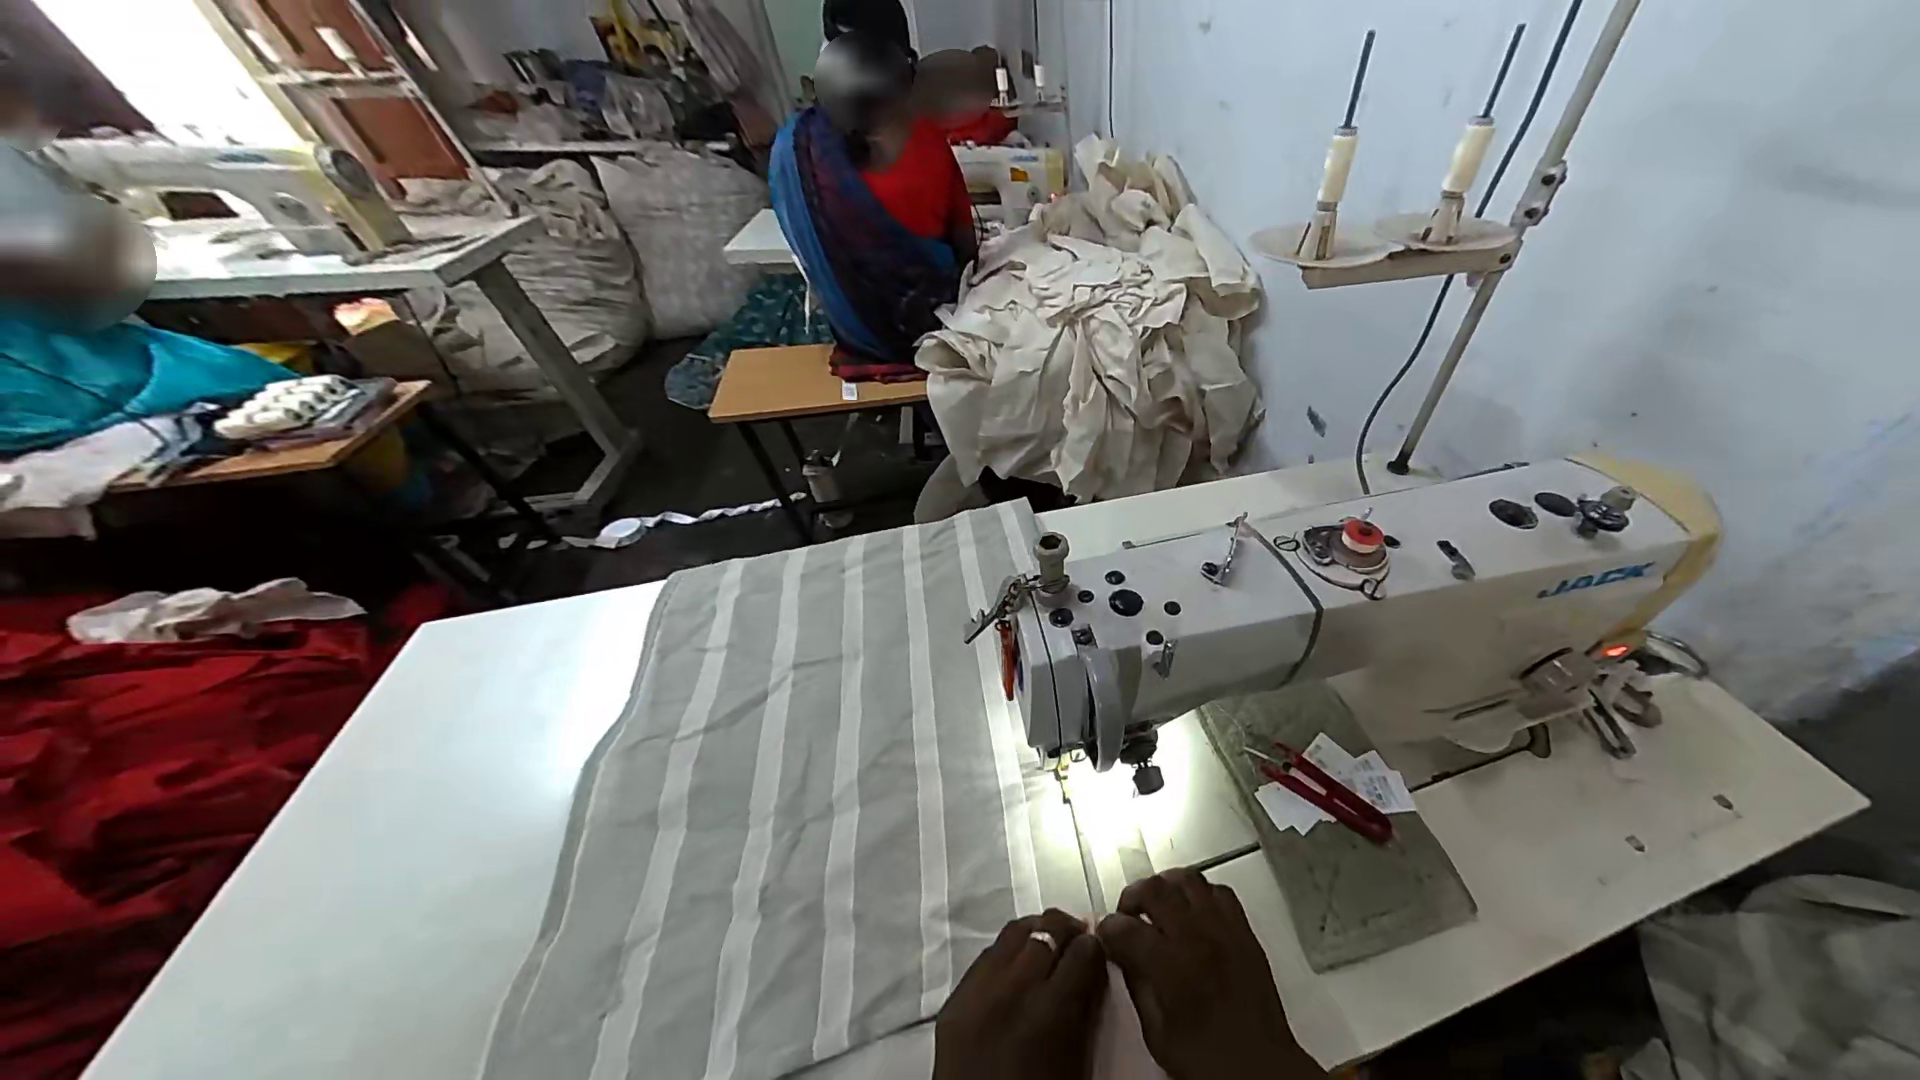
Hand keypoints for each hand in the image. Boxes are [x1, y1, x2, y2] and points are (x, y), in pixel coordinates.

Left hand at [933, 908, 1107, 1079]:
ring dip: (1036, 932)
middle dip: (1067, 929)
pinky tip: (1017, 961)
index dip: (1095, 946)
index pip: (1081, 954)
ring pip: (1013, 934)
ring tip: (1049, 940)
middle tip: (1080, 935)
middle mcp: (1013, 990)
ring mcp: (977, 990)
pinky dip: (1007, 952)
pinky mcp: (954, 999)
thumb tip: (1092, 968)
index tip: (1101, 945)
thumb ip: (1084, 1011)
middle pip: (1046, 932)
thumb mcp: (1076, 1063)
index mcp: (1050, 1013)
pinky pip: (986, 957)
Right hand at [1097, 869, 1324, 1079]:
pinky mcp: (1245, 933)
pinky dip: (1200, 894)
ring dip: (1165, 887)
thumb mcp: (1156, 1033)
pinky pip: (1219, 892)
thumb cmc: (1209, 1062)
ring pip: (1187, 879)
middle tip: (1128, 914)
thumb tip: (1121, 954)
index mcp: (1170, 966)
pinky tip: (1193, 911)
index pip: (1124, 926)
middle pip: (1153, 888)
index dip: (1108, 929)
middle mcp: (1196, 938)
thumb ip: (1135, 984)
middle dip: (1132, 897)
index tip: (1106, 936)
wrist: (1264, 1071)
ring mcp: (1223, 930)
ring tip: (1158, 904)